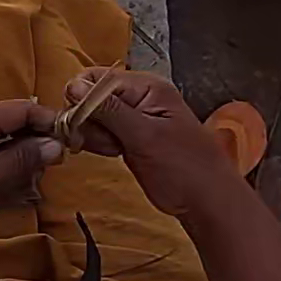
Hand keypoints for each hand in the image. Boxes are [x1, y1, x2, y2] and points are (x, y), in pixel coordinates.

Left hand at [0, 100, 61, 243]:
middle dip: (37, 142)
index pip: (22, 108)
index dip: (49, 122)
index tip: (72, 142)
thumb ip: (22, 160)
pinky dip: (10, 164)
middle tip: (51, 168)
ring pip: (9, 136)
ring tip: (29, 182)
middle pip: (16, 120)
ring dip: (24, 157)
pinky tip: (14, 185)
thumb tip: (56, 144)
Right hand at [64, 68, 234, 217]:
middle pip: (90, 96)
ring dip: (93, 134)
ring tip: (114, 150)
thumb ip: (108, 109)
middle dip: (88, 119)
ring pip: (92, 116)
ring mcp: (132, 117)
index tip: (79, 122)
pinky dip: (98, 143)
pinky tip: (112, 153)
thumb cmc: (183, 168)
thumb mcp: (144, 136)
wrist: (207, 202)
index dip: (82, 98)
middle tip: (105, 141)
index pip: (96, 78)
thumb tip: (73, 86)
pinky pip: (100, 132)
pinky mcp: (127, 136)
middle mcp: (137, 97)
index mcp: (146, 87)